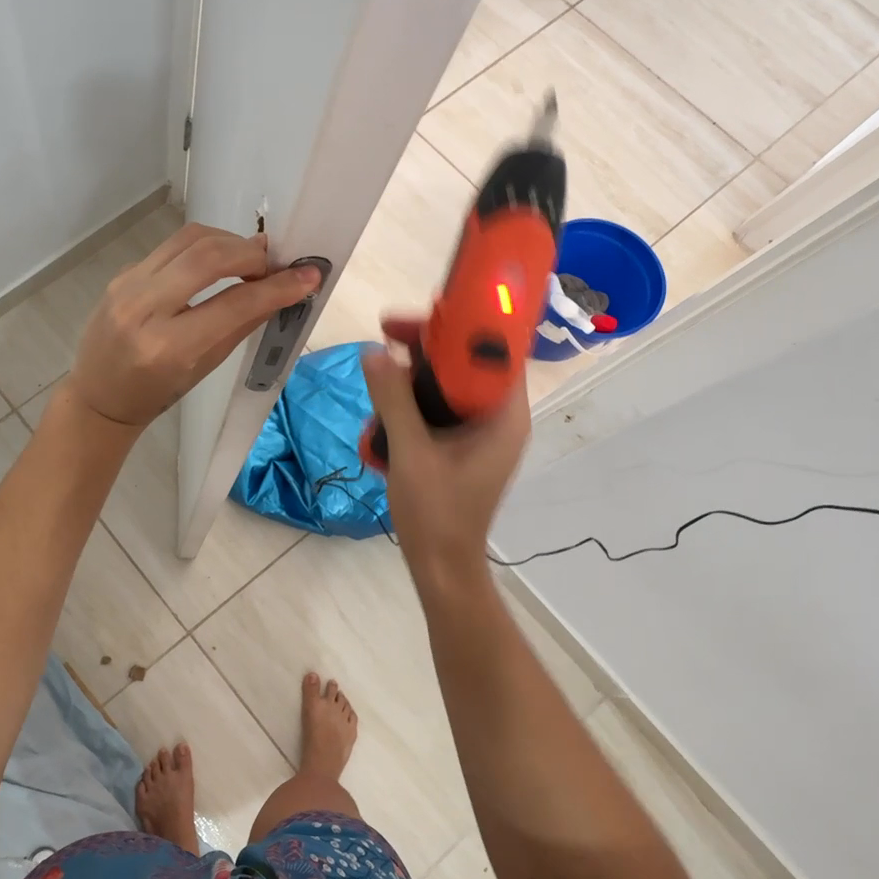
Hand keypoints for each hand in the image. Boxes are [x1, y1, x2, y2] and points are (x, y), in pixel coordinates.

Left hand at [65, 223, 320, 426]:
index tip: (308, 275)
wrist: (98, 397)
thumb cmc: (154, 394)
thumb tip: (281, 289)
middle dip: (251, 253)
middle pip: (208, 256)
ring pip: (189, 240)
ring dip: (228, 243)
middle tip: (274, 264)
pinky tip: (217, 264)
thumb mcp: (202, 369)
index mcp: (167, 348)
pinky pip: (170, 249)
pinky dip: (202, 250)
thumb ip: (239, 325)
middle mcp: (143, 310)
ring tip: (249, 260)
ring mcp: (127, 287)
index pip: (232, 304)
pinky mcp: (122, 275)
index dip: (276, 286)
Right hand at [361, 316, 530, 565]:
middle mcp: (499, 418)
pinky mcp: (461, 446)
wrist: (441, 565)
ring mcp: (480, 433)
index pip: (497, 350)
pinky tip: (384, 411)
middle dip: (429, 347)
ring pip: (450, 384)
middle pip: (469, 362)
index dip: (464, 324)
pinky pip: (440, 407)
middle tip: (387, 336)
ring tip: (379, 373)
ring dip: (415, 375)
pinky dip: (413, 401)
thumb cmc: (436, 513)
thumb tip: (373, 353)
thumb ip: (393, 400)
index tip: (425, 313)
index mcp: (504, 416)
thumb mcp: (411, 453)